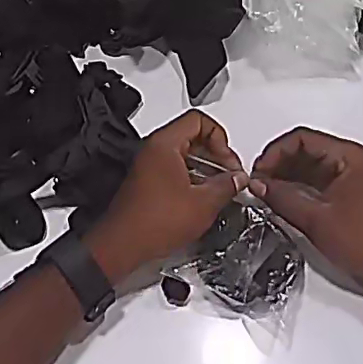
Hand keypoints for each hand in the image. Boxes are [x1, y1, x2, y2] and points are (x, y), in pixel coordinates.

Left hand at [85, 110, 244, 282]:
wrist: (125, 243)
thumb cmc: (153, 222)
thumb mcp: (203, 203)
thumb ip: (226, 185)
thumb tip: (237, 179)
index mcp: (165, 144)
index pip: (198, 120)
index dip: (220, 137)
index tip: (228, 159)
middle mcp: (153, 150)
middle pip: (191, 135)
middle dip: (215, 153)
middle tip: (229, 173)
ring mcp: (148, 165)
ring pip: (183, 153)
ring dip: (205, 166)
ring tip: (220, 187)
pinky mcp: (147, 180)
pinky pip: (173, 168)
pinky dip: (191, 177)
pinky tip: (202, 197)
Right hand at [251, 128, 362, 308]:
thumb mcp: (316, 219)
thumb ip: (282, 198)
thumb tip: (257, 185)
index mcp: (346, 157)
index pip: (300, 139)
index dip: (275, 152)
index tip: (259, 171)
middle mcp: (345, 163)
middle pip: (301, 151)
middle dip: (276, 164)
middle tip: (256, 183)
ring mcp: (343, 179)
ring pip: (303, 168)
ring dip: (281, 178)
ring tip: (263, 193)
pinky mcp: (340, 197)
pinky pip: (309, 184)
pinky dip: (291, 189)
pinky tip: (277, 202)